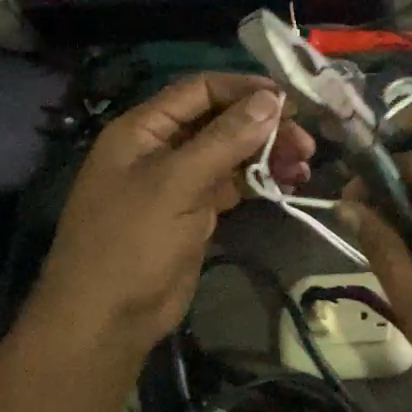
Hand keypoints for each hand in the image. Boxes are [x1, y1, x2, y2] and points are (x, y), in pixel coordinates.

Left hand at [37, 73, 315, 339]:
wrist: (106, 321)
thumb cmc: (132, 242)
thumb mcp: (177, 183)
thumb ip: (226, 139)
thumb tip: (272, 99)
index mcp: (143, 129)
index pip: (200, 90)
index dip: (244, 89)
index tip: (288, 100)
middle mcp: (160, 148)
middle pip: (221, 120)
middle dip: (263, 126)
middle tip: (305, 143)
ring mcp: (178, 181)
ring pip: (231, 153)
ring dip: (267, 154)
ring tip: (304, 166)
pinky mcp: (194, 211)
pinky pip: (233, 184)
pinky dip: (260, 180)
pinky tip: (289, 183)